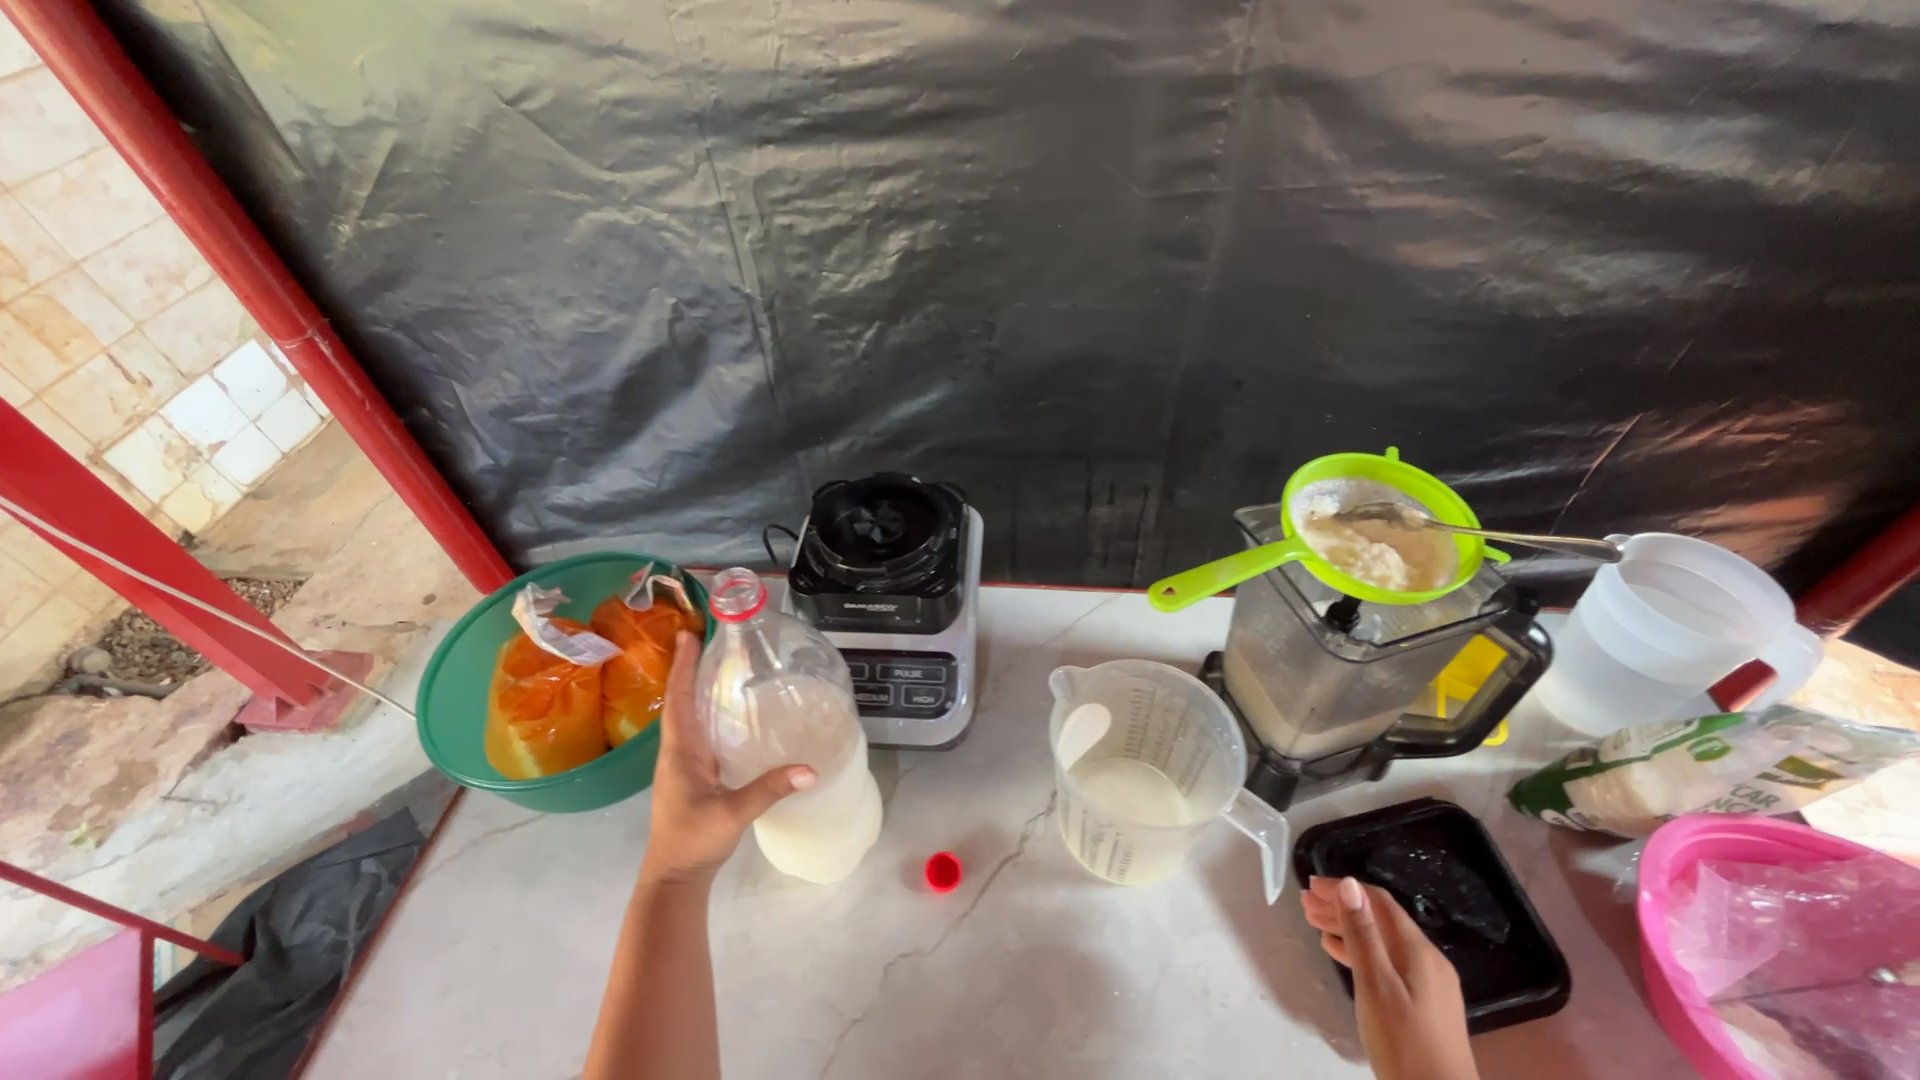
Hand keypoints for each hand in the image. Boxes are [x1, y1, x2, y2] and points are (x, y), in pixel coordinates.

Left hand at [639, 632, 814, 885]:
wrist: (674, 877)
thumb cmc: (694, 841)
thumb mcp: (733, 814)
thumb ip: (770, 789)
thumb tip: (810, 769)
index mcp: (680, 752)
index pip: (679, 700)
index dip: (682, 668)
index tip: (687, 635)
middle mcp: (677, 752)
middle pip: (681, 701)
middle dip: (690, 669)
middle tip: (706, 639)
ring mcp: (683, 764)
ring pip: (687, 716)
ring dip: (696, 688)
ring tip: (716, 664)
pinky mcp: (692, 775)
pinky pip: (698, 732)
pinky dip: (706, 712)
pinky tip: (726, 710)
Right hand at [1302, 876, 1478, 1079]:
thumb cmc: (1404, 1045)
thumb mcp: (1375, 985)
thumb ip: (1361, 934)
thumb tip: (1350, 884)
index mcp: (1418, 951)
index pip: (1379, 903)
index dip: (1344, 889)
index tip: (1310, 887)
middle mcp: (1427, 961)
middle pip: (1381, 920)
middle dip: (1342, 906)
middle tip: (1304, 903)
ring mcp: (1427, 984)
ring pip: (1382, 942)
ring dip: (1348, 928)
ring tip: (1313, 923)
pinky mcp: (1422, 1005)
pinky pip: (1386, 962)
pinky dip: (1359, 951)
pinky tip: (1337, 953)